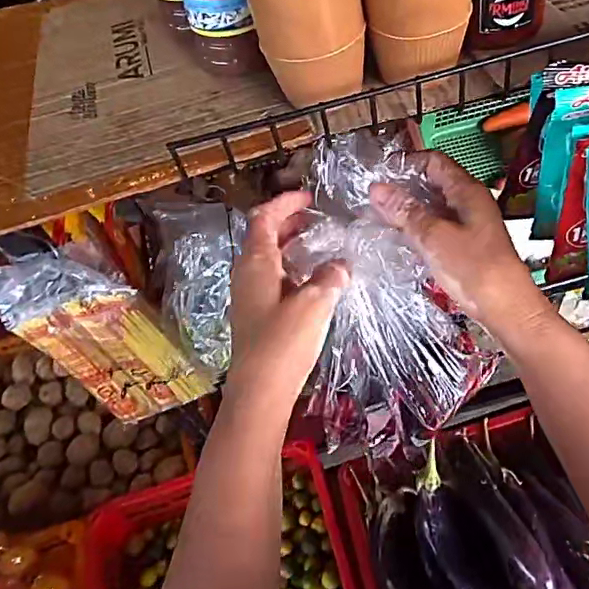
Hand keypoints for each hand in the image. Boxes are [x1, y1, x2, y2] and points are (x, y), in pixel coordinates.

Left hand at [228, 192, 348, 404]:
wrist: (260, 391)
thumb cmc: (283, 342)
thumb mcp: (314, 304)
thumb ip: (330, 277)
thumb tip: (341, 265)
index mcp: (256, 263)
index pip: (264, 218)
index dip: (284, 203)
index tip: (308, 197)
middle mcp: (247, 274)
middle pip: (263, 237)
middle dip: (288, 223)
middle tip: (316, 218)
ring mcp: (249, 296)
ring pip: (269, 259)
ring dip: (291, 247)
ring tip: (319, 245)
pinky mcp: (256, 315)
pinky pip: (273, 279)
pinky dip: (292, 269)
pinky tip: (313, 282)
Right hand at [370, 152, 550, 331]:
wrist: (505, 307)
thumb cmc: (476, 269)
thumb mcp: (434, 237)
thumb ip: (406, 211)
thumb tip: (378, 189)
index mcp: (467, 191)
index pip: (434, 161)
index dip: (407, 162)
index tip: (381, 173)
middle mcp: (470, 202)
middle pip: (434, 182)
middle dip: (404, 187)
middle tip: (376, 197)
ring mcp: (470, 224)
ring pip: (435, 206)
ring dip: (410, 208)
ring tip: (382, 216)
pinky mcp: (467, 245)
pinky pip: (439, 226)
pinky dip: (419, 227)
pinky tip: (402, 237)